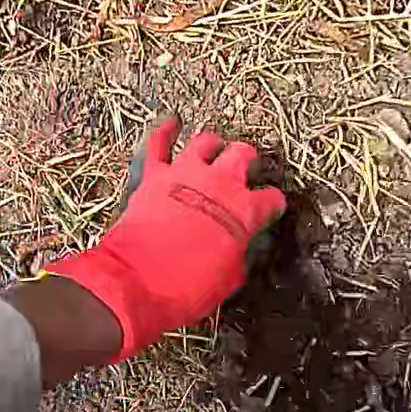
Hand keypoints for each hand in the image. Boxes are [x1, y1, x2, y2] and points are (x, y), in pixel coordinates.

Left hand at [45, 118, 284, 360]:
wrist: (138, 283)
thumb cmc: (187, 288)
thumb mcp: (229, 278)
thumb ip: (240, 254)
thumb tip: (240, 249)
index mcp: (245, 211)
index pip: (271, 198)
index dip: (272, 203)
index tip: (270, 207)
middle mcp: (220, 183)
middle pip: (243, 154)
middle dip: (247, 159)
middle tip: (245, 167)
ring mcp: (186, 173)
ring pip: (206, 141)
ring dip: (213, 145)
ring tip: (215, 149)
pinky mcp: (155, 175)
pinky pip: (159, 144)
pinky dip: (165, 131)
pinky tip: (171, 123)